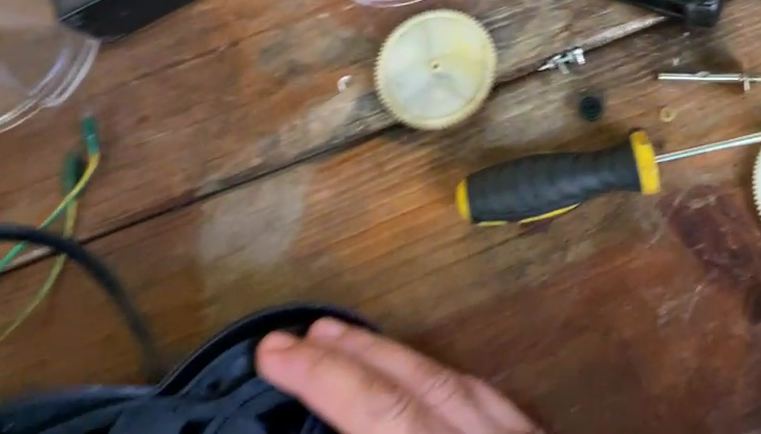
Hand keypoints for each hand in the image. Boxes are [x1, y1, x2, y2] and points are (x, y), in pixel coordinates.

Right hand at [256, 318, 539, 433]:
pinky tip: (424, 374)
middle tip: (299, 335)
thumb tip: (329, 409)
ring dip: (395, 359)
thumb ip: (373, 426)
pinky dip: (444, 380)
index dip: (322, 377)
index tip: (273, 351)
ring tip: (346, 342)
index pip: (378, 412)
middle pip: (417, 385)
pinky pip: (486, 399)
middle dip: (353, 355)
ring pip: (455, 382)